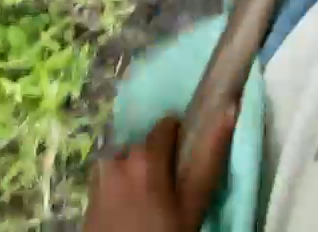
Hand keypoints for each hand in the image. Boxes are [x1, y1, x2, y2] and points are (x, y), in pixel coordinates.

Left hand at [84, 111, 234, 231]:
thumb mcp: (192, 203)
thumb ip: (210, 156)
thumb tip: (230, 109)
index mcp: (144, 154)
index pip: (168, 125)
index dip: (180, 142)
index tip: (185, 165)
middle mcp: (117, 156)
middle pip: (145, 144)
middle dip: (157, 160)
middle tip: (168, 190)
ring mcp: (98, 176)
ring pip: (126, 161)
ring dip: (137, 173)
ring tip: (148, 202)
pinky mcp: (87, 195)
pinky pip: (110, 178)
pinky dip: (121, 187)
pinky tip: (130, 209)